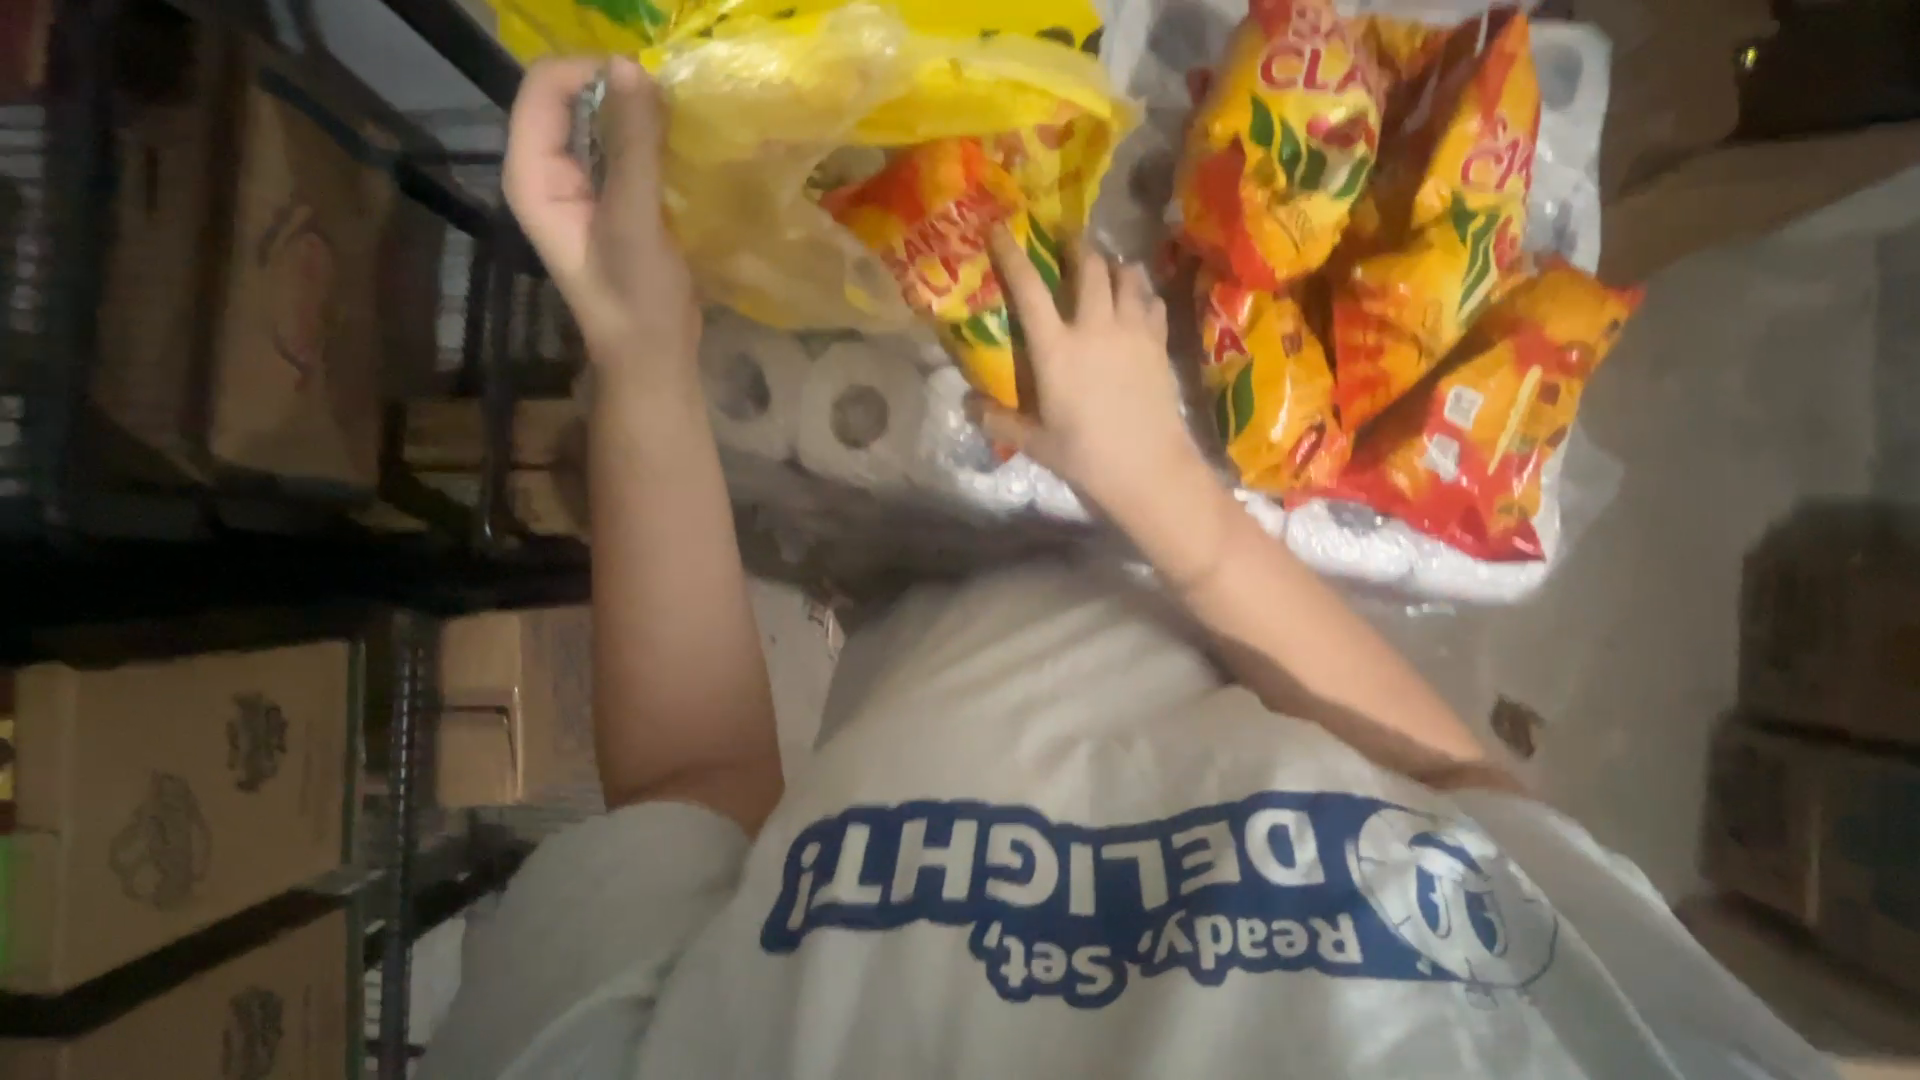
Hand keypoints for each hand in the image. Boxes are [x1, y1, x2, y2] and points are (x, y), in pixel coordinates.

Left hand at [503, 56, 697, 369]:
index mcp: (534, 175)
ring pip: (603, 125)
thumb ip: (632, 147)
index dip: (592, 72)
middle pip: (574, 101)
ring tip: (681, 127)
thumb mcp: (634, 221)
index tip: (649, 86)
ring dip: (640, 118)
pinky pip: (627, 153)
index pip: (545, 88)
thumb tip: (633, 67)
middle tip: (673, 107)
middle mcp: (550, 173)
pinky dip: (652, 144)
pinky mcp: (615, 204)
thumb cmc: (636, 299)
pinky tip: (682, 153)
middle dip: (620, 93)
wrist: (654, 356)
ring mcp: (583, 190)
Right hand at [974, 230, 1212, 520]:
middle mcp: (1096, 327)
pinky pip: (1151, 302)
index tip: (1000, 228)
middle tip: (1066, 238)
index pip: (1029, 289)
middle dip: (1076, 244)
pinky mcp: (1159, 344)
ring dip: (1113, 263)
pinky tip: (1136, 300)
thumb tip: (967, 404)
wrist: (1149, 469)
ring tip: (1105, 265)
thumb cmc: (1086, 456)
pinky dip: (1140, 292)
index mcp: (1057, 349)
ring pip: (1127, 275)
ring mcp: (1133, 331)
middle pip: (1089, 266)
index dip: (1012, 254)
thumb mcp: (1034, 442)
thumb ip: (998, 419)